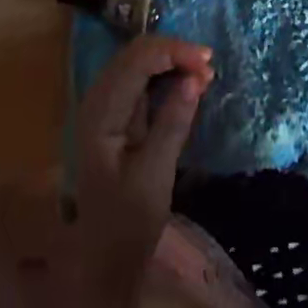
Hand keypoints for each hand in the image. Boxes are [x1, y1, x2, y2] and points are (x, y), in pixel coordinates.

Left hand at [75, 36, 214, 303]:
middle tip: (209, 67)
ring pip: (138, 61)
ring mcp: (105, 103)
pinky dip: (165, 73)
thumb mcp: (156, 174)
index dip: (173, 52)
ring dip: (171, 60)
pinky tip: (187, 82)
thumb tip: (195, 77)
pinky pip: (140, 77)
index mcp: (101, 112)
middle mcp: (97, 98)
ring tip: (204, 73)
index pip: (136, 61)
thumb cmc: (129, 219)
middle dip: (174, 52)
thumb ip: (173, 122)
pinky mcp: (116, 112)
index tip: (208, 63)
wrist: (106, 255)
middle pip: (136, 54)